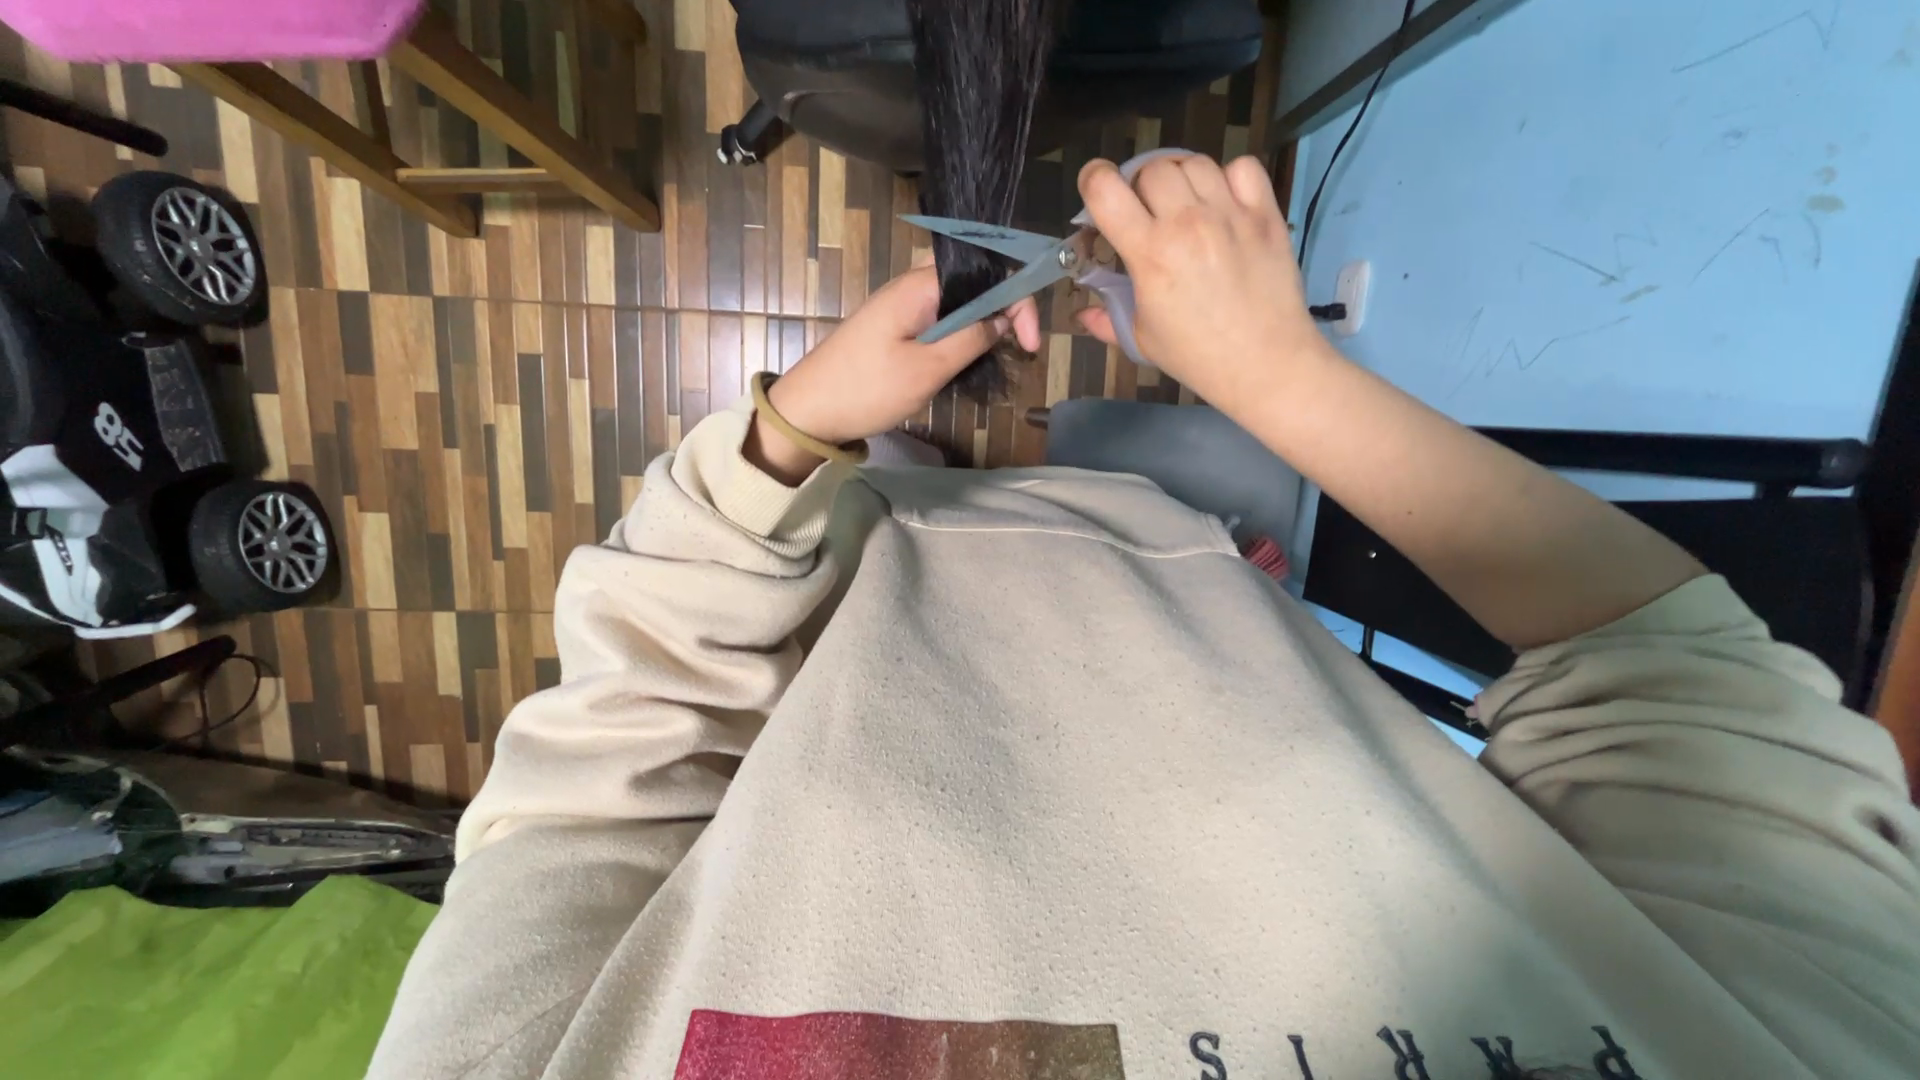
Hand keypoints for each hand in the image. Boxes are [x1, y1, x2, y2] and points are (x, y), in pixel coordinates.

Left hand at [746, 265, 1041, 483]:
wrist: (808, 412)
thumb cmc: (867, 389)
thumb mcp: (927, 368)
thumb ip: (970, 339)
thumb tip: (1001, 320)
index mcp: (921, 285)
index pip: (986, 270)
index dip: (1017, 301)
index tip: (1028, 345)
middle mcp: (912, 286)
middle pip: (973, 281)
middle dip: (1002, 309)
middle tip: (1016, 349)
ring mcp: (901, 307)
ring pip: (957, 302)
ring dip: (981, 325)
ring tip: (996, 358)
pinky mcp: (894, 328)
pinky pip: (938, 320)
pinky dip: (959, 336)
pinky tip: (967, 360)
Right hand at [1071, 154, 1337, 409]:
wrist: (1264, 363)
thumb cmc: (1196, 356)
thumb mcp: (1141, 339)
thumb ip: (1106, 320)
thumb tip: (1081, 314)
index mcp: (1150, 254)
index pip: (1106, 190)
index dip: (1094, 180)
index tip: (1097, 191)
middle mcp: (1187, 224)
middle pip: (1152, 168)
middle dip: (1141, 185)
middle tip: (1147, 212)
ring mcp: (1230, 215)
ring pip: (1194, 162)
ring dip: (1181, 178)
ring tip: (1184, 206)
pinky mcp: (1265, 214)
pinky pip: (1242, 167)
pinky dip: (1228, 177)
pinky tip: (1223, 203)